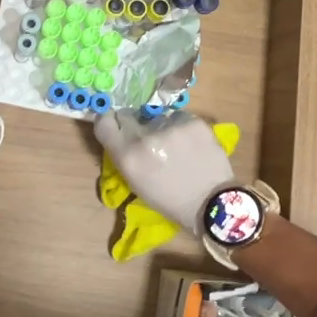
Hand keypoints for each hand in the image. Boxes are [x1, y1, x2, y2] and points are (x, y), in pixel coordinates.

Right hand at [94, 110, 235, 231]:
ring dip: (160, 127)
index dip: (108, 122)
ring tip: (174, 145)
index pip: (104, 123)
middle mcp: (146, 138)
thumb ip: (124, 155)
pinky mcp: (193, 122)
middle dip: (133, 124)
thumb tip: (119, 131)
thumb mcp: (136, 183)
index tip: (115, 124)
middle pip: (128, 114)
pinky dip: (181, 127)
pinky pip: (178, 117)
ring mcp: (171, 127)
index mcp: (128, 157)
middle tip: (146, 137)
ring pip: (156, 116)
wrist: (212, 202)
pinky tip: (190, 143)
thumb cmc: (169, 200)